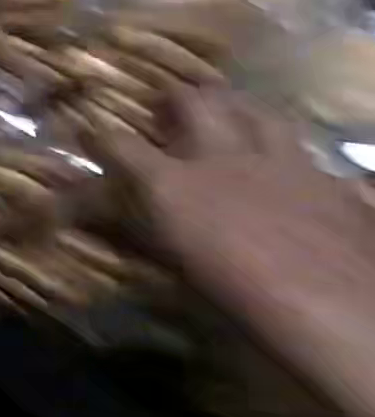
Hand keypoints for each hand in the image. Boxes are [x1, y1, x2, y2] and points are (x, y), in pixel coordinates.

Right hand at [108, 89, 374, 416]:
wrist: (349, 319)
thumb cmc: (236, 291)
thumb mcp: (166, 259)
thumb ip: (126, 225)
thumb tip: (70, 208)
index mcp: (169, 177)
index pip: (113, 140)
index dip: (94, 134)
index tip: (84, 132)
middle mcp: (223, 159)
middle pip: (196, 104)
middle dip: (178, 97)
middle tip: (167, 99)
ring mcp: (291, 170)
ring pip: (263, 117)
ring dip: (243, 112)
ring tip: (232, 114)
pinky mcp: (345, 192)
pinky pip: (328, 166)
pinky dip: (313, 166)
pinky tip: (308, 175)